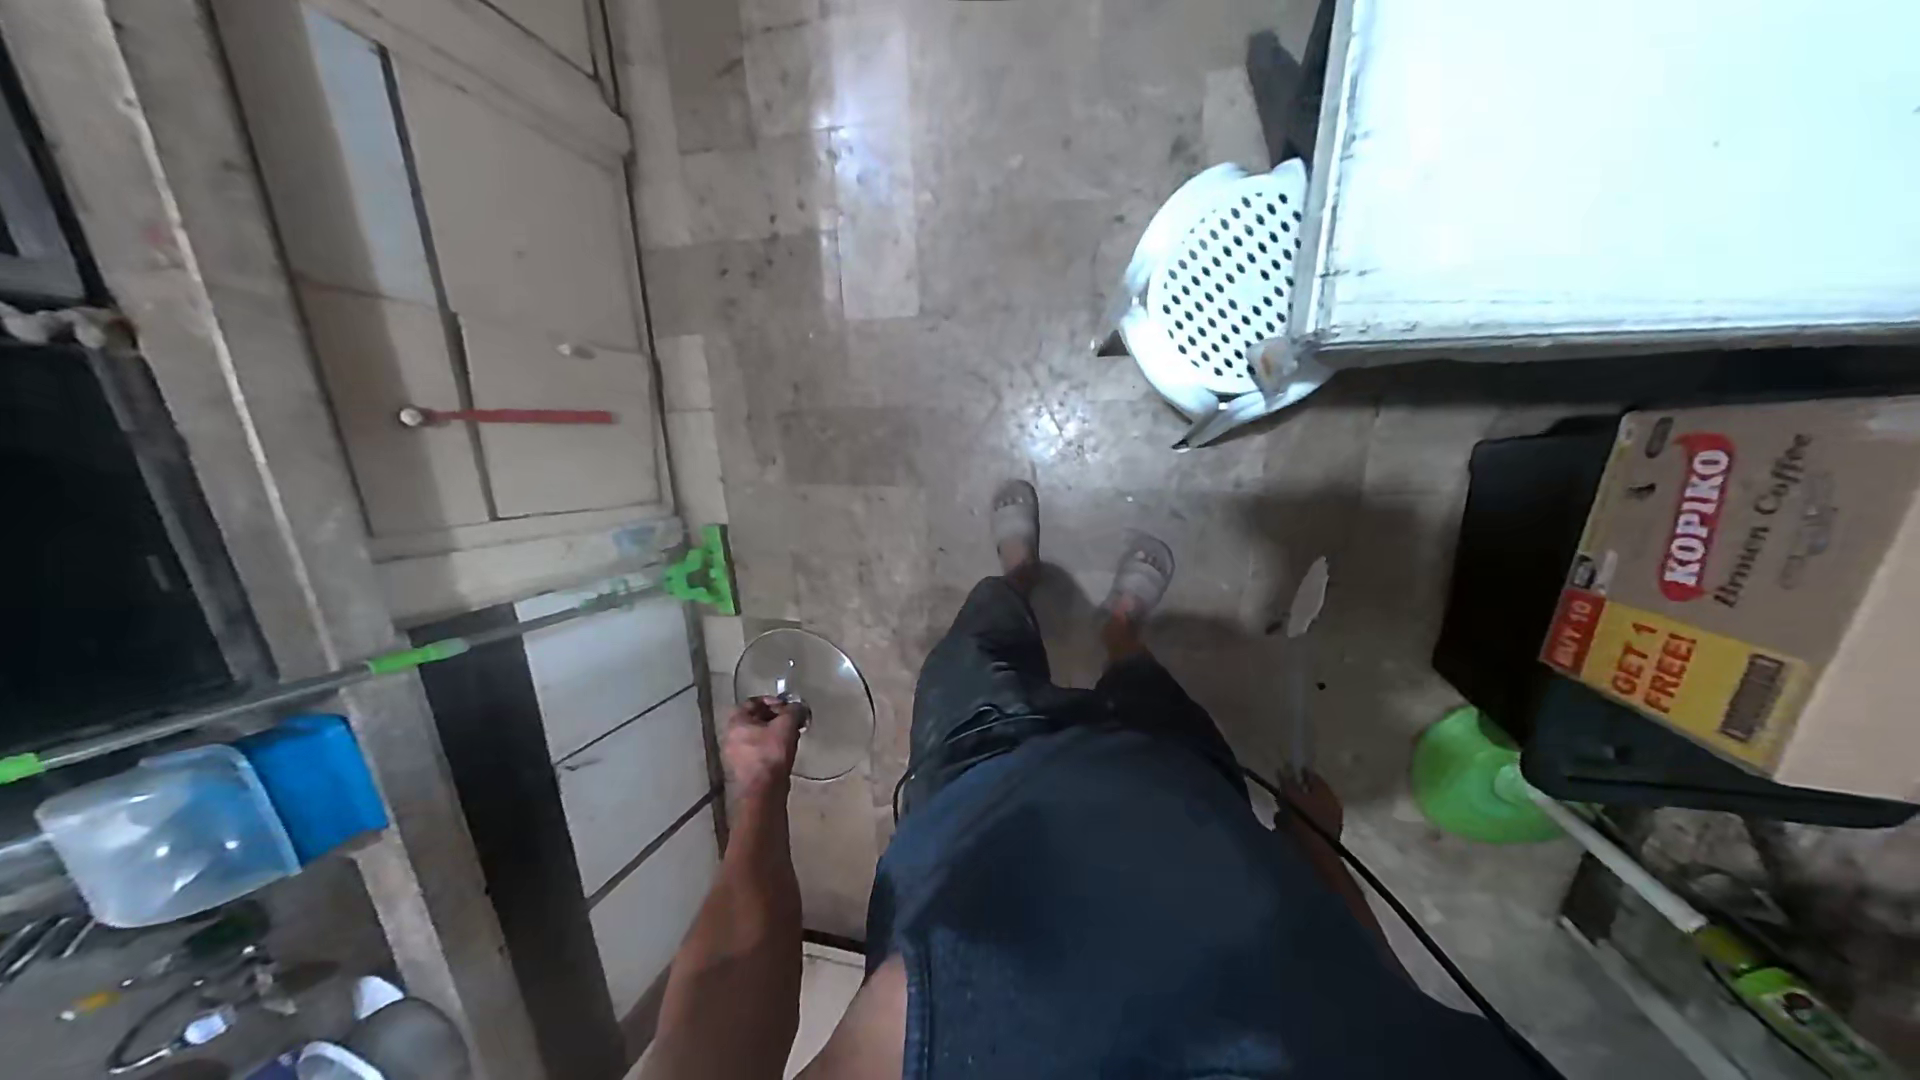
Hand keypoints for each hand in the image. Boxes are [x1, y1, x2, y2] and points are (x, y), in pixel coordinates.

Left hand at [721, 696, 803, 801]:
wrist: (762, 793)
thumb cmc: (770, 755)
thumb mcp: (786, 726)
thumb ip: (793, 711)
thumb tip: (797, 707)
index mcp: (736, 722)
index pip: (753, 701)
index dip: (772, 701)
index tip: (787, 707)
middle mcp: (730, 736)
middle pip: (755, 719)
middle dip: (776, 717)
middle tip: (792, 721)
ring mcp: (734, 754)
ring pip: (757, 735)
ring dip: (775, 732)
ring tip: (792, 736)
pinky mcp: (743, 769)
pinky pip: (758, 750)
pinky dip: (771, 746)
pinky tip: (785, 751)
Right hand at [1281, 770, 1343, 838]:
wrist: (1319, 851)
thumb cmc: (1304, 820)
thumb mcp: (1291, 796)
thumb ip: (1286, 782)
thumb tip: (1283, 769)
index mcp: (1324, 790)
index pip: (1311, 774)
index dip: (1298, 772)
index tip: (1285, 774)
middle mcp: (1332, 801)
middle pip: (1310, 791)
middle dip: (1296, 792)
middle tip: (1281, 794)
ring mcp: (1332, 817)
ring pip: (1310, 806)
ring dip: (1296, 807)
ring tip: (1282, 812)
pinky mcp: (1329, 830)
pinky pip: (1312, 819)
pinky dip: (1302, 819)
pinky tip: (1289, 824)